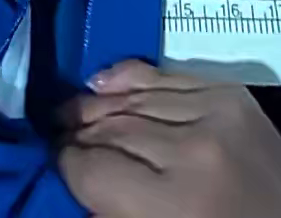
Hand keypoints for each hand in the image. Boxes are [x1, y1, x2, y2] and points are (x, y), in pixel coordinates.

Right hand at [56, 61, 280, 217]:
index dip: (64, 163)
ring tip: (67, 108)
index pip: (93, 170)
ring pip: (132, 97)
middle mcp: (194, 148)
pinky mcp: (230, 92)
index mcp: (178, 206)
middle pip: (110, 129)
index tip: (50, 158)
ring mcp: (215, 111)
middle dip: (75, 132)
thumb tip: (76, 170)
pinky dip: (129, 77)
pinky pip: (163, 76)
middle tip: (50, 129)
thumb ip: (118, 210)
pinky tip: (101, 81)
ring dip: (95, 103)